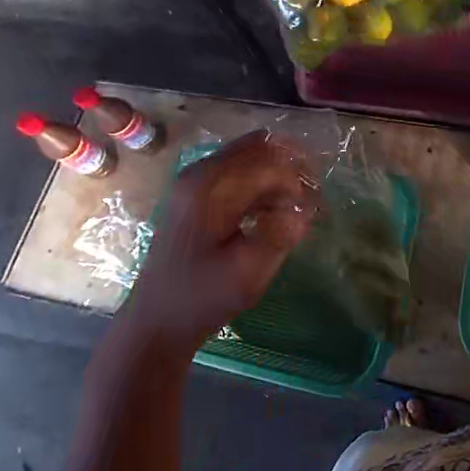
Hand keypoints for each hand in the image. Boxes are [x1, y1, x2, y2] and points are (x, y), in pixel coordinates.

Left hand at [118, 131, 316, 349]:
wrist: (157, 321)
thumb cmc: (201, 298)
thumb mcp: (248, 273)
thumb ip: (279, 236)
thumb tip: (304, 209)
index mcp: (208, 188)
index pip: (266, 162)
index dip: (295, 182)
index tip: (312, 210)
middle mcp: (199, 175)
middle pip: (257, 148)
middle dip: (290, 167)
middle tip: (313, 197)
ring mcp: (194, 184)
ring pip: (249, 159)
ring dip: (278, 176)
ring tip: (299, 206)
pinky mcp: (196, 197)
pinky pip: (238, 175)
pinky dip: (262, 186)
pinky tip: (275, 212)